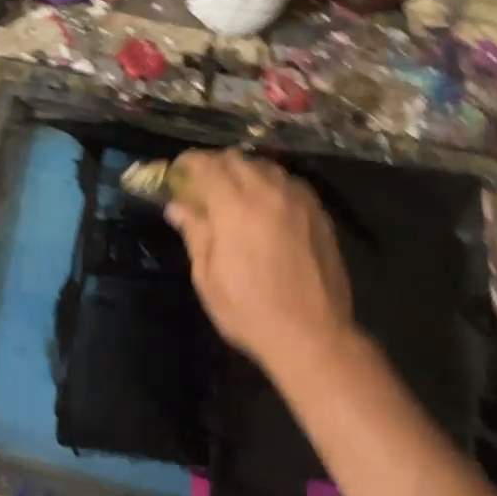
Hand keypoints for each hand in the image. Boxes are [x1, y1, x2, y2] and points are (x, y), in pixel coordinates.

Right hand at [166, 150, 355, 368]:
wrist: (311, 335)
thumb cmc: (248, 310)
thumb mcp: (206, 276)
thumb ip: (194, 233)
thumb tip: (177, 206)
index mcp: (234, 206)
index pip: (207, 165)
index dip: (188, 162)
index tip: (177, 170)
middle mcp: (267, 193)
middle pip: (237, 160)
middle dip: (215, 164)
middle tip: (201, 181)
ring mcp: (298, 202)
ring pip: (267, 167)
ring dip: (245, 171)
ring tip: (234, 190)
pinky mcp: (319, 215)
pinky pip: (291, 184)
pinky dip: (272, 184)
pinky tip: (267, 204)